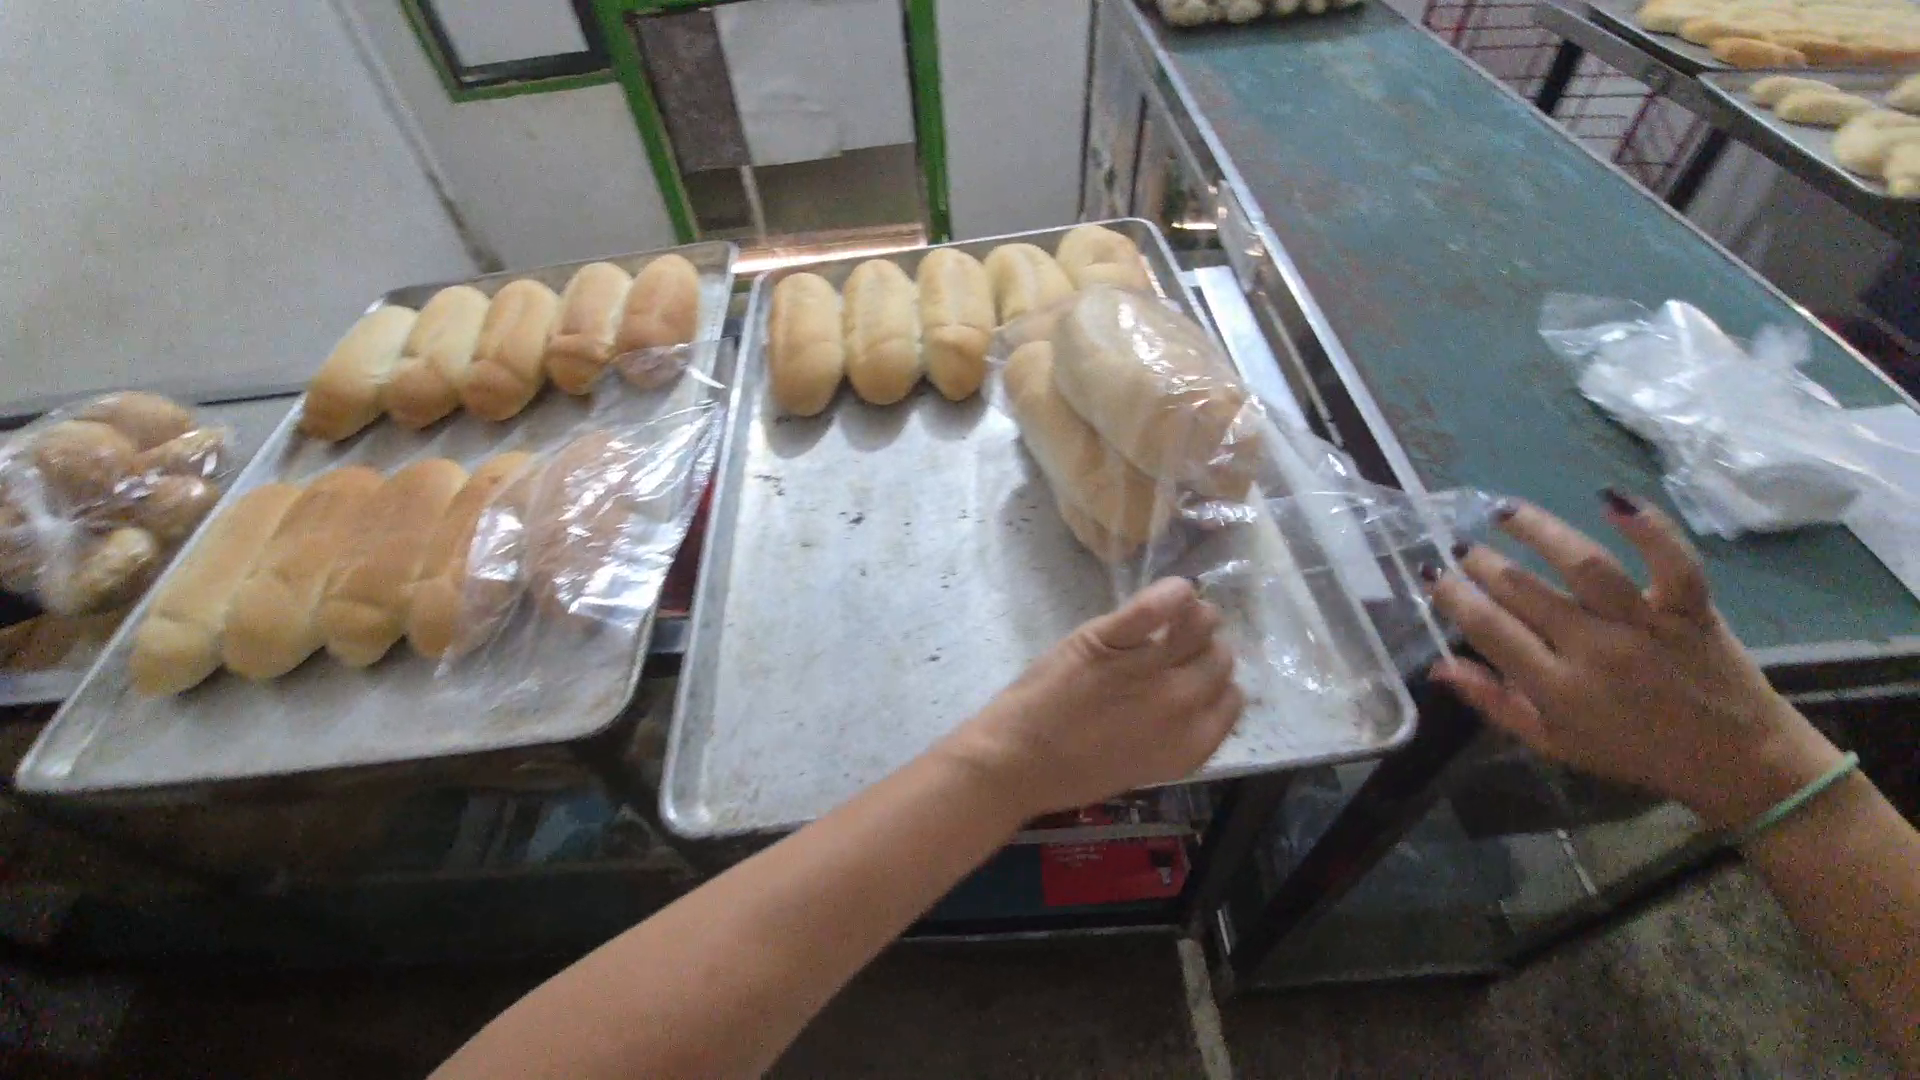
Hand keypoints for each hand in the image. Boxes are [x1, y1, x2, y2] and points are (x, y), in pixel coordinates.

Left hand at [937, 577, 1242, 816]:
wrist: (1015, 762)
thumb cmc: (1070, 770)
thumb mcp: (1139, 764)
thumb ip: (1172, 733)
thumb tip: (1191, 698)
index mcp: (1189, 745)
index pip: (1233, 699)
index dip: (1218, 682)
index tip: (1197, 674)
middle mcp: (1179, 706)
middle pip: (1220, 659)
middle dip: (1206, 648)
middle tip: (1181, 642)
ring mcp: (1145, 670)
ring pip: (1200, 627)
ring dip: (1196, 615)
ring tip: (1179, 612)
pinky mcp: (1108, 641)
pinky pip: (1154, 608)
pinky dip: (1171, 593)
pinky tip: (1174, 592)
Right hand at [1427, 492, 1842, 829]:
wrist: (1740, 763)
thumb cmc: (1632, 752)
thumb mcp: (1550, 743)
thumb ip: (1492, 702)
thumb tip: (1438, 666)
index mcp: (1557, 687)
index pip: (1489, 629)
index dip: (1453, 596)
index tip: (1432, 574)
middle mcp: (1596, 650)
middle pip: (1525, 592)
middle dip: (1482, 563)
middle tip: (1461, 548)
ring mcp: (1646, 626)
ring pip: (1586, 566)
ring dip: (1539, 532)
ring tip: (1504, 512)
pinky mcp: (1692, 610)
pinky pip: (1673, 562)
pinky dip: (1648, 527)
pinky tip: (1609, 498)